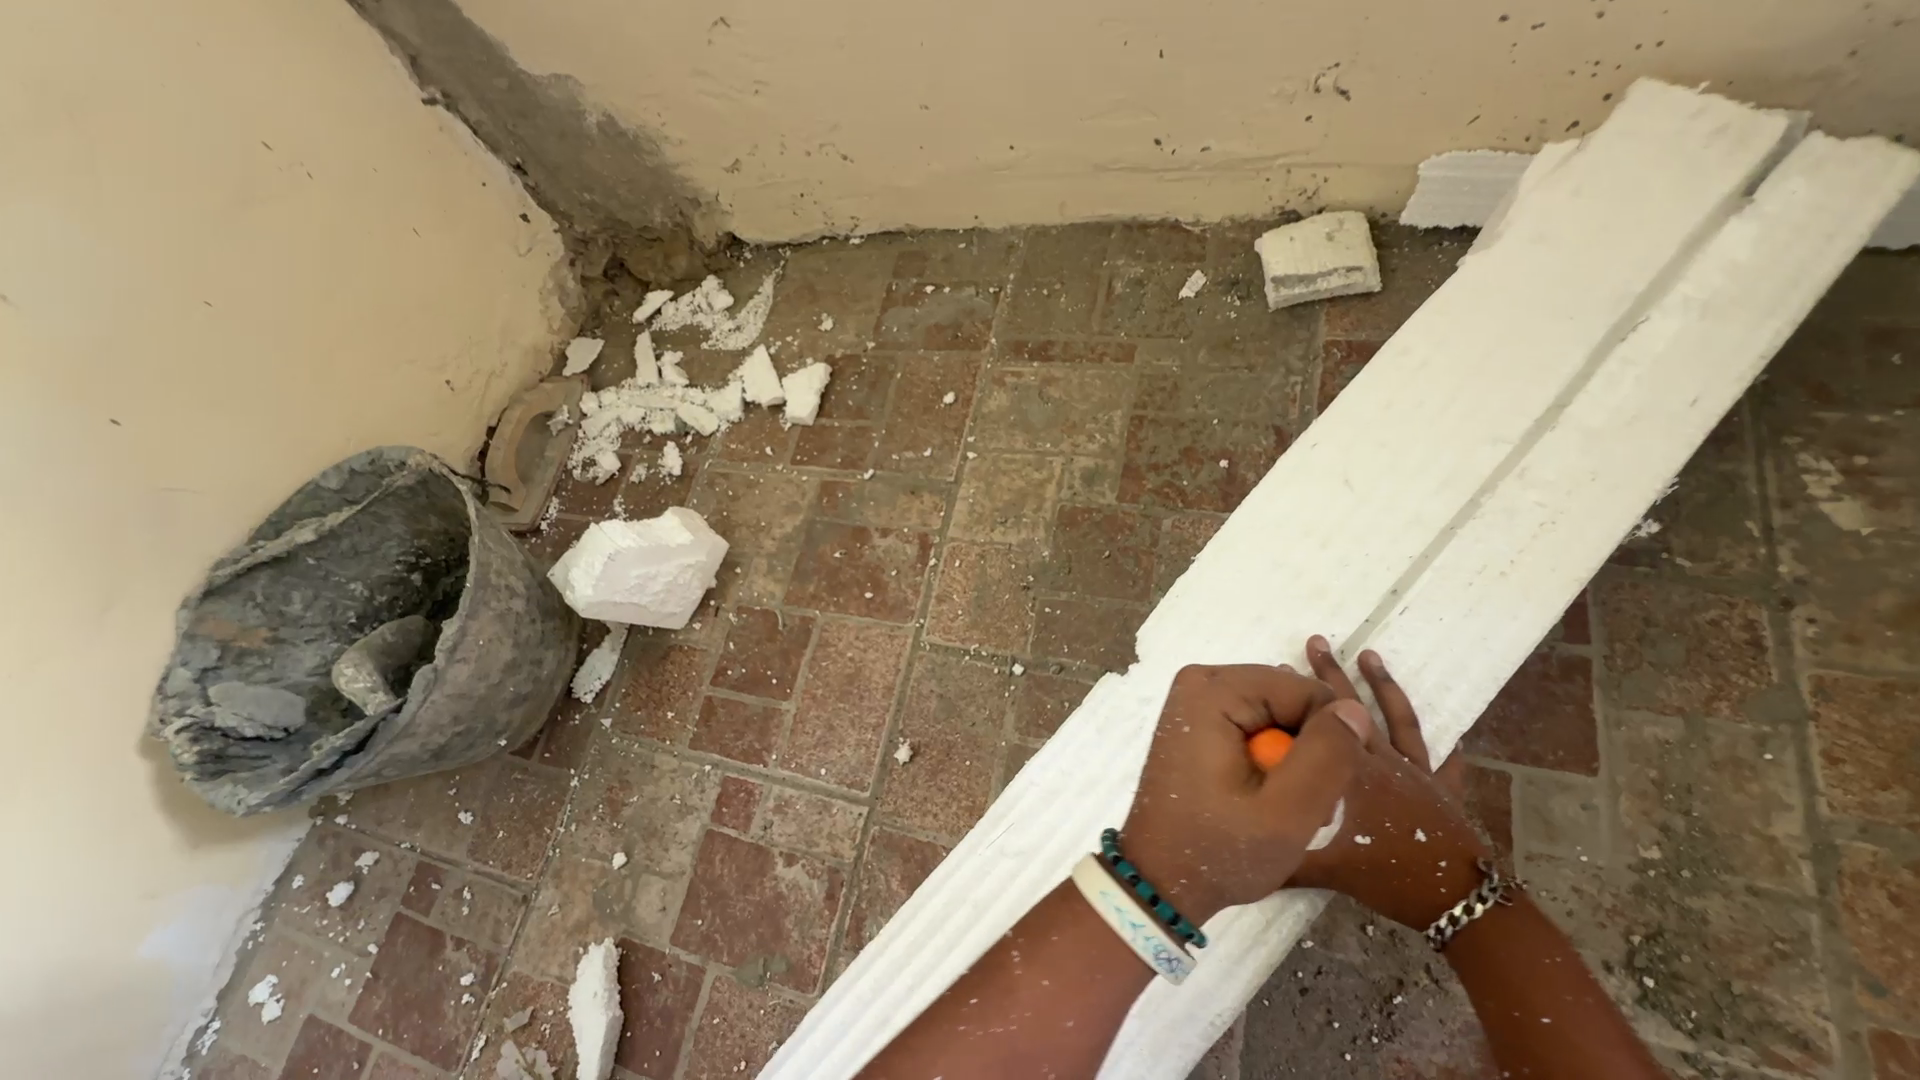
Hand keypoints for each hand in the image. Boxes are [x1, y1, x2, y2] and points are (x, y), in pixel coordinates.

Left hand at [1120, 664, 1375, 924]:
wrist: (1162, 878)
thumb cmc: (1220, 850)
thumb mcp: (1287, 812)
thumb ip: (1327, 756)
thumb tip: (1353, 707)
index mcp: (1212, 691)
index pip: (1307, 691)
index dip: (1326, 741)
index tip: (1314, 792)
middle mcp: (1201, 682)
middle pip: (1291, 699)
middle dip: (1307, 749)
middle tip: (1300, 804)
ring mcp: (1196, 701)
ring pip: (1279, 714)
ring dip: (1292, 759)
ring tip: (1281, 806)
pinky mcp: (1199, 722)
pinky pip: (1256, 725)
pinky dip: (1270, 759)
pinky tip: (1264, 797)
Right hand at [1288, 636, 1492, 928]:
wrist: (1449, 896)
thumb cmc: (1381, 873)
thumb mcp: (1314, 867)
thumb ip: (1276, 857)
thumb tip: (1237, 847)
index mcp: (1347, 771)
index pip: (1317, 723)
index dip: (1297, 694)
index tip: (1281, 668)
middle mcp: (1378, 761)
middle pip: (1351, 707)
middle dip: (1330, 673)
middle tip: (1317, 641)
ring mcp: (1414, 773)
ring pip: (1397, 718)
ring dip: (1384, 685)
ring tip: (1370, 654)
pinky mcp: (1441, 791)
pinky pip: (1446, 766)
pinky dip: (1451, 752)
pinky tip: (1457, 739)